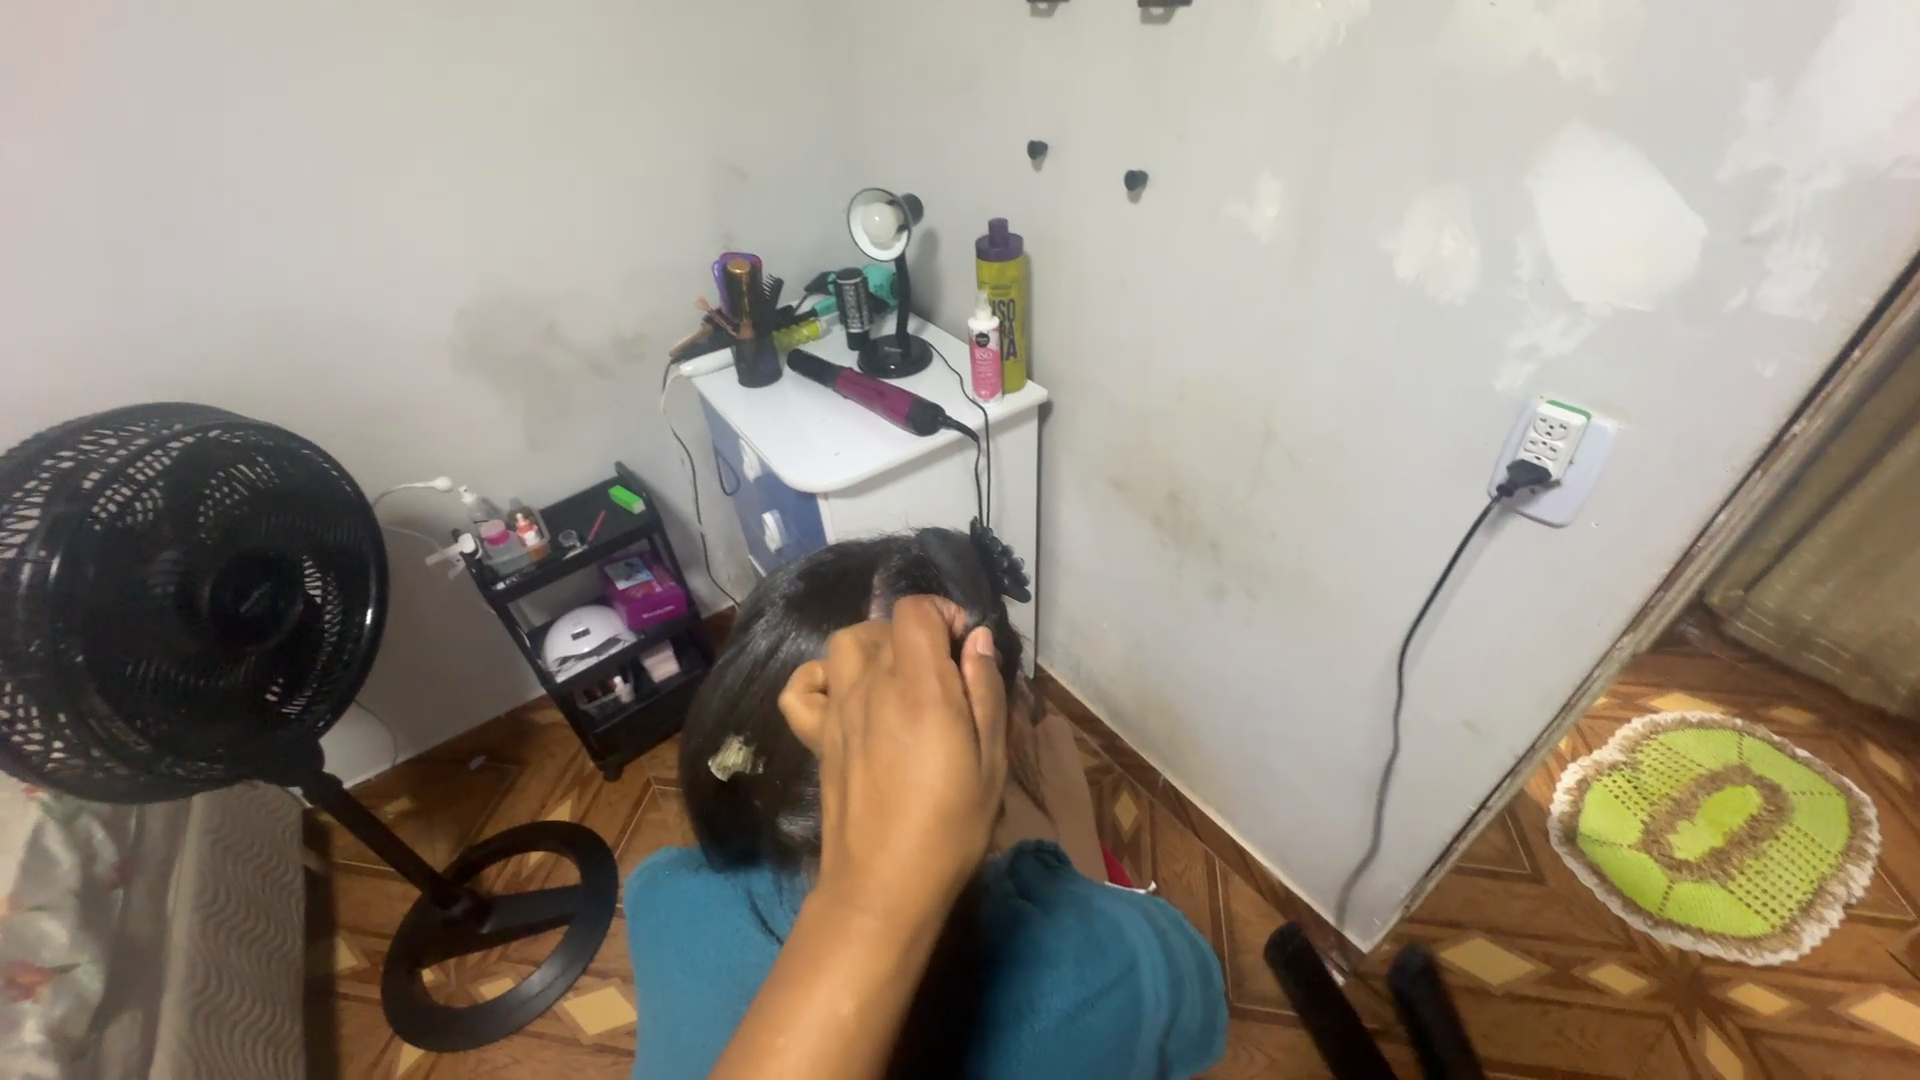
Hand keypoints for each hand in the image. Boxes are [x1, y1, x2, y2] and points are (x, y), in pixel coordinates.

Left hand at [779, 595, 1008, 927]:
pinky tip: (845, 694)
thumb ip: (986, 690)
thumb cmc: (951, 826)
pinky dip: (819, 678)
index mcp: (919, 688)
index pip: (915, 610)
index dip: (944, 613)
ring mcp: (838, 710)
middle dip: (922, 634)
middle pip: (887, 625)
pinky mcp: (816, 736)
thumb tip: (977, 639)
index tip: (966, 648)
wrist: (884, 885)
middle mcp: (872, 686)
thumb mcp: (992, 760)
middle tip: (946, 675)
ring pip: (845, 643)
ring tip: (900, 676)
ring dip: (875, 644)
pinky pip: (802, 688)